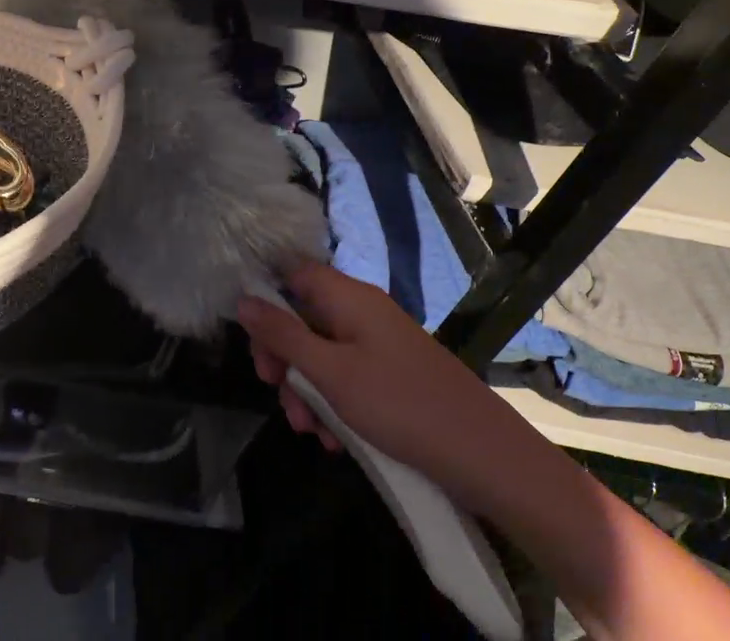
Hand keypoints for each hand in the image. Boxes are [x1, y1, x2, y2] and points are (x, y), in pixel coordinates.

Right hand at [238, 261, 537, 508]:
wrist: (487, 458)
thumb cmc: (401, 406)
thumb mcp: (330, 372)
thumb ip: (282, 336)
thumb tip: (242, 300)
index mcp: (349, 298)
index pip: (293, 271)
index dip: (265, 293)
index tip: (249, 332)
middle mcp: (362, 314)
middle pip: (301, 318)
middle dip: (282, 358)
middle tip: (275, 391)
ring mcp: (379, 346)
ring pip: (320, 356)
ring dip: (305, 392)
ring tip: (311, 431)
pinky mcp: (392, 378)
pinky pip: (346, 380)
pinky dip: (333, 406)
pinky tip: (335, 440)